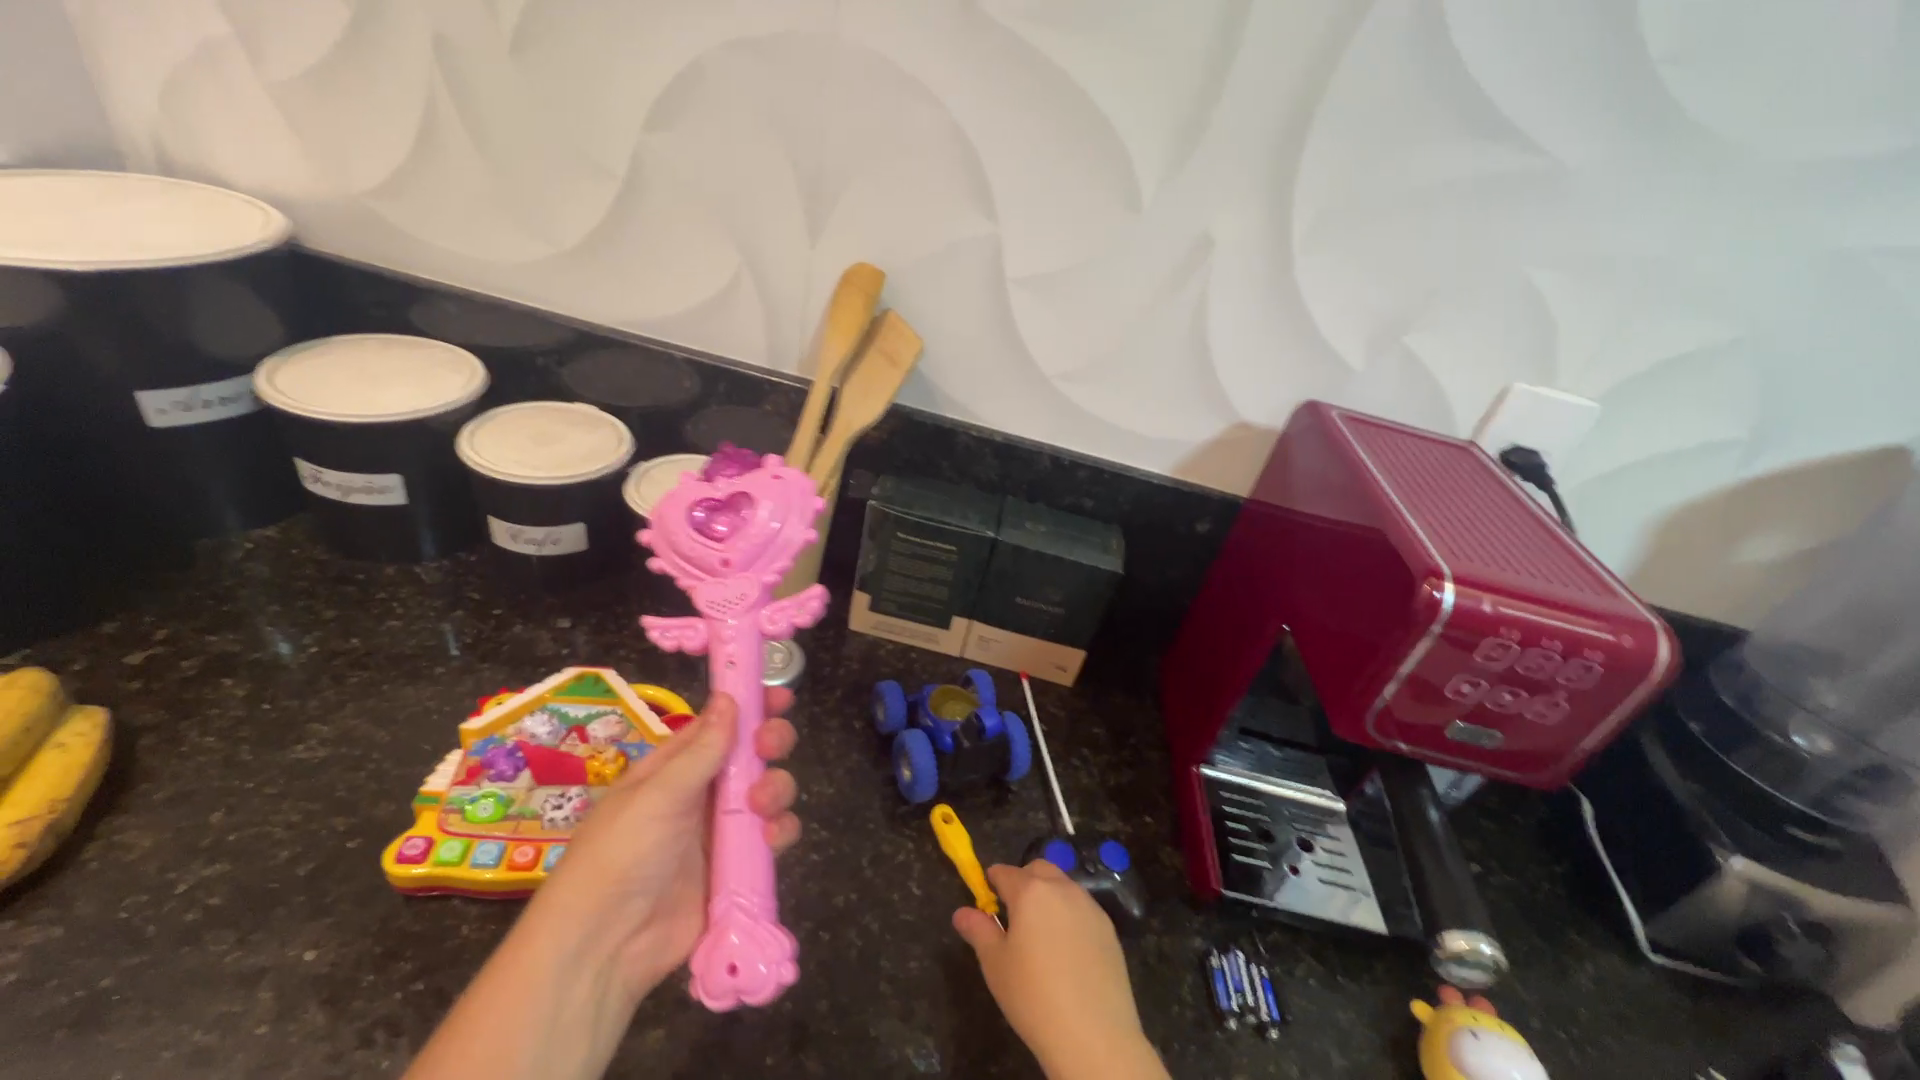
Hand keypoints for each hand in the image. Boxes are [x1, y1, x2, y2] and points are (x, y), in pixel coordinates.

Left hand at [534, 688, 800, 1004]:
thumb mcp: (658, 795)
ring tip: (761, 806)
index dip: (749, 706)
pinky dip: (780, 832)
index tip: (780, 695)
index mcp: (673, 768)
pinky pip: (772, 837)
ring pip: (768, 792)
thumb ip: (701, 750)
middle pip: (751, 755)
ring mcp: (721, 832)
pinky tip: (771, 839)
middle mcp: (700, 794)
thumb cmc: (621, 854)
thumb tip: (728, 697)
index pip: (718, 724)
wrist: (607, 944)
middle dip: (769, 744)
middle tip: (771, 746)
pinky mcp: (738, 868)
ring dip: (776, 789)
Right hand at [953, 862, 1166, 1079]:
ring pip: (1064, 887)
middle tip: (1013, 916)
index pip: (1005, 872)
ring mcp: (1091, 908)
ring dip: (1049, 897)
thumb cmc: (1033, 996)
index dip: (992, 882)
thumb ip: (978, 930)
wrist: (1093, 1035)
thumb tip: (962, 912)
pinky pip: (1083, 910)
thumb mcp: (995, 964)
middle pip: (1039, 870)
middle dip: (1023, 881)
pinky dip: (1070, 917)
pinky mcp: (1110, 930)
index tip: (987, 900)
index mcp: (1031, 892)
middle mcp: (1063, 890)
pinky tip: (1066, 952)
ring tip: (1040, 936)